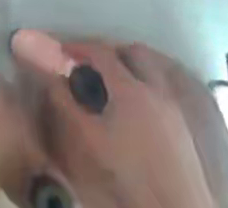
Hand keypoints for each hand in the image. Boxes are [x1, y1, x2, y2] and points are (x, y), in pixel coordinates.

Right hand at [11, 31, 227, 207]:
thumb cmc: (127, 181)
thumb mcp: (85, 140)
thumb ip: (61, 98)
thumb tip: (40, 63)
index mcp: (131, 90)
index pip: (101, 51)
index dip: (77, 47)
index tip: (58, 53)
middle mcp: (158, 93)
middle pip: (136, 54)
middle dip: (111, 52)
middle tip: (87, 65)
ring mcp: (177, 115)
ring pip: (155, 74)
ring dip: (132, 70)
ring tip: (110, 87)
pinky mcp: (187, 136)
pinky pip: (166, 94)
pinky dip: (147, 88)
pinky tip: (133, 114)